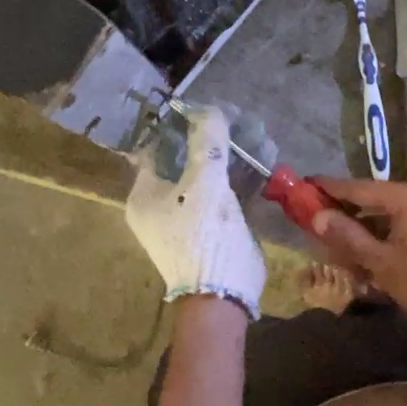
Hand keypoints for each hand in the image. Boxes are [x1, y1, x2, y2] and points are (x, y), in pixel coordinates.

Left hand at [126, 106, 265, 317]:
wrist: (221, 295)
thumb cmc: (202, 236)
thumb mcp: (204, 184)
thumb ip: (206, 144)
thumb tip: (210, 110)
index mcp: (144, 195)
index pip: (156, 150)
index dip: (179, 127)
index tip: (205, 109)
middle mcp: (160, 206)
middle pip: (183, 161)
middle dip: (211, 139)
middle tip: (237, 119)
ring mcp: (186, 219)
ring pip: (206, 177)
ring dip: (229, 157)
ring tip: (256, 133)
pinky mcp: (210, 230)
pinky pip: (222, 194)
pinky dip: (238, 177)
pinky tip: (261, 159)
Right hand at [309, 178, 406, 338]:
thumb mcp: (383, 264)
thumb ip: (348, 237)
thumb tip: (316, 217)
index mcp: (405, 197)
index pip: (355, 187)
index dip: (325, 188)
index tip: (299, 187)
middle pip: (367, 200)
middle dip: (340, 217)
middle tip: (312, 230)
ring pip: (380, 216)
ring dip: (358, 233)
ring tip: (336, 253)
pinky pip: (396, 227)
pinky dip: (378, 240)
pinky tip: (363, 261)